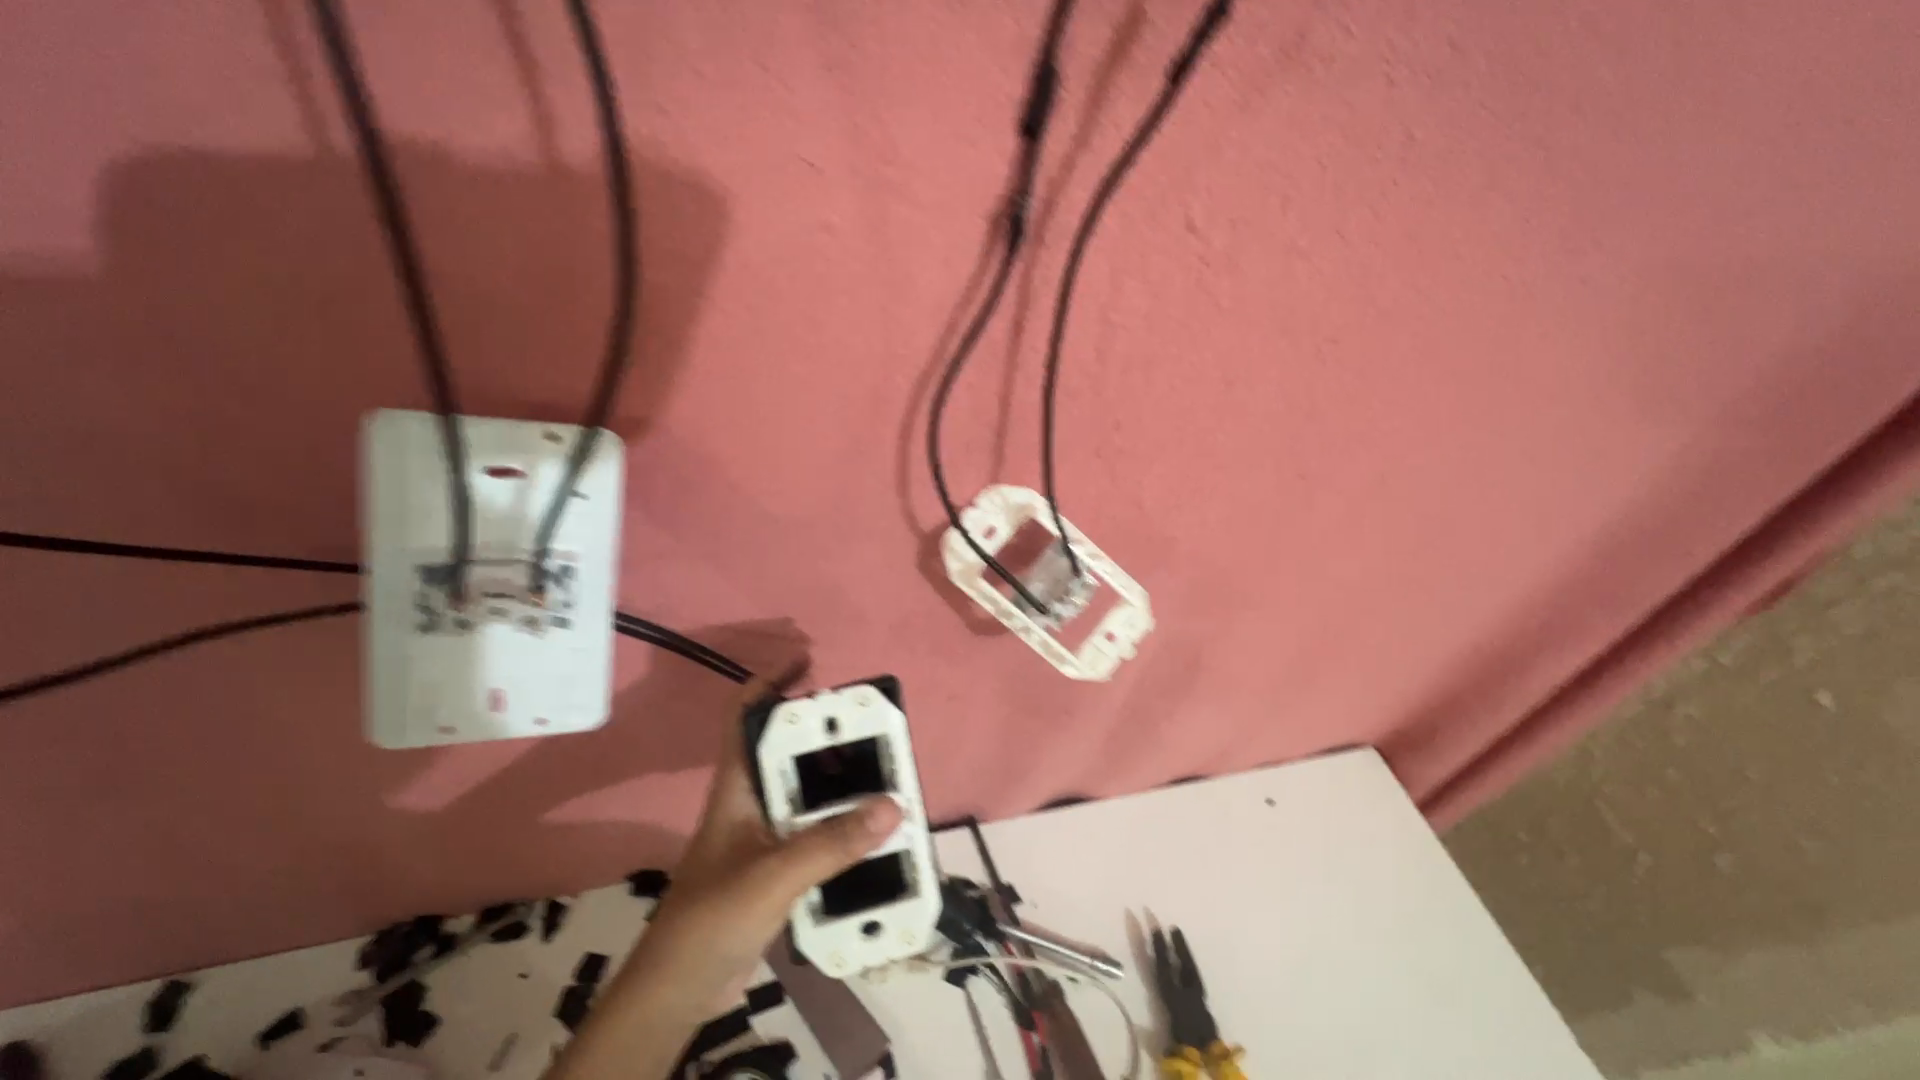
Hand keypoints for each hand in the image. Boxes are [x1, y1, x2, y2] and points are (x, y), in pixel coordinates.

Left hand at [636, 661, 903, 1004]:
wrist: (678, 990)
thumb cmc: (711, 919)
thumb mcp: (773, 876)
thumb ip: (831, 842)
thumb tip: (892, 803)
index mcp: (737, 790)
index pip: (746, 719)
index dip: (772, 683)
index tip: (808, 661)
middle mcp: (751, 806)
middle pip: (788, 754)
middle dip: (827, 736)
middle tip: (873, 731)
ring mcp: (762, 841)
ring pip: (807, 798)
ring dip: (841, 788)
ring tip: (884, 780)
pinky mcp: (775, 873)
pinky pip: (815, 838)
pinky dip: (843, 832)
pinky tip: (872, 841)